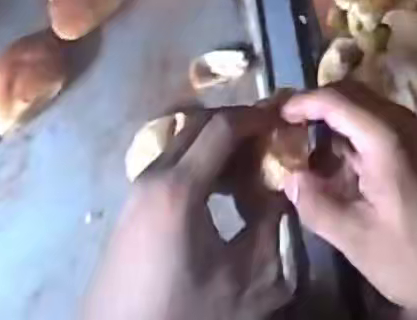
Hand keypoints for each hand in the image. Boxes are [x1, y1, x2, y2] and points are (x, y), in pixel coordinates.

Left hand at [79, 109, 290, 319]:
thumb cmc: (182, 316)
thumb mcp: (245, 284)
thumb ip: (273, 228)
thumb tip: (285, 190)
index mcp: (179, 187)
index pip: (223, 125)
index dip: (256, 117)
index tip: (283, 120)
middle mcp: (154, 175)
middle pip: (201, 123)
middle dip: (239, 123)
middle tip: (270, 139)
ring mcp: (138, 188)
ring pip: (185, 140)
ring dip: (219, 142)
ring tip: (250, 166)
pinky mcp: (132, 205)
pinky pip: (173, 160)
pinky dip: (201, 160)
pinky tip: (221, 191)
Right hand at [279, 85, 416, 319]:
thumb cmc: (416, 255)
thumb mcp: (357, 240)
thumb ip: (317, 205)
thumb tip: (289, 177)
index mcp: (383, 136)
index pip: (334, 98)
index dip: (301, 101)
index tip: (274, 114)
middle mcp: (398, 121)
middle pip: (349, 93)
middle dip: (314, 104)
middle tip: (284, 126)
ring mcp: (410, 131)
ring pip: (362, 106)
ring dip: (332, 118)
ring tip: (302, 146)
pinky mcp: (415, 146)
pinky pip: (375, 123)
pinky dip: (349, 132)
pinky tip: (335, 165)